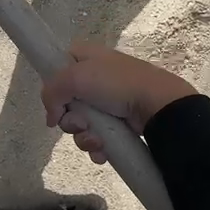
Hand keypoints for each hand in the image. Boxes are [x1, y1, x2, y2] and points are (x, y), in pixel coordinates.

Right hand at [40, 41, 197, 163]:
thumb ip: (51, 92)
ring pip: (80, 124)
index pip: (58, 68)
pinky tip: (102, 151)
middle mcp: (94, 79)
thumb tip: (52, 118)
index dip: (53, 86)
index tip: (56, 102)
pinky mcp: (118, 124)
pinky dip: (96, 147)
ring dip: (83, 136)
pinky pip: (96, 138)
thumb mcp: (75, 77)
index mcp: (86, 58)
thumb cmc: (116, 83)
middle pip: (65, 103)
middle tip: (81, 123)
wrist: (157, 106)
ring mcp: (107, 103)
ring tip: (96, 140)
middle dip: (70, 119)